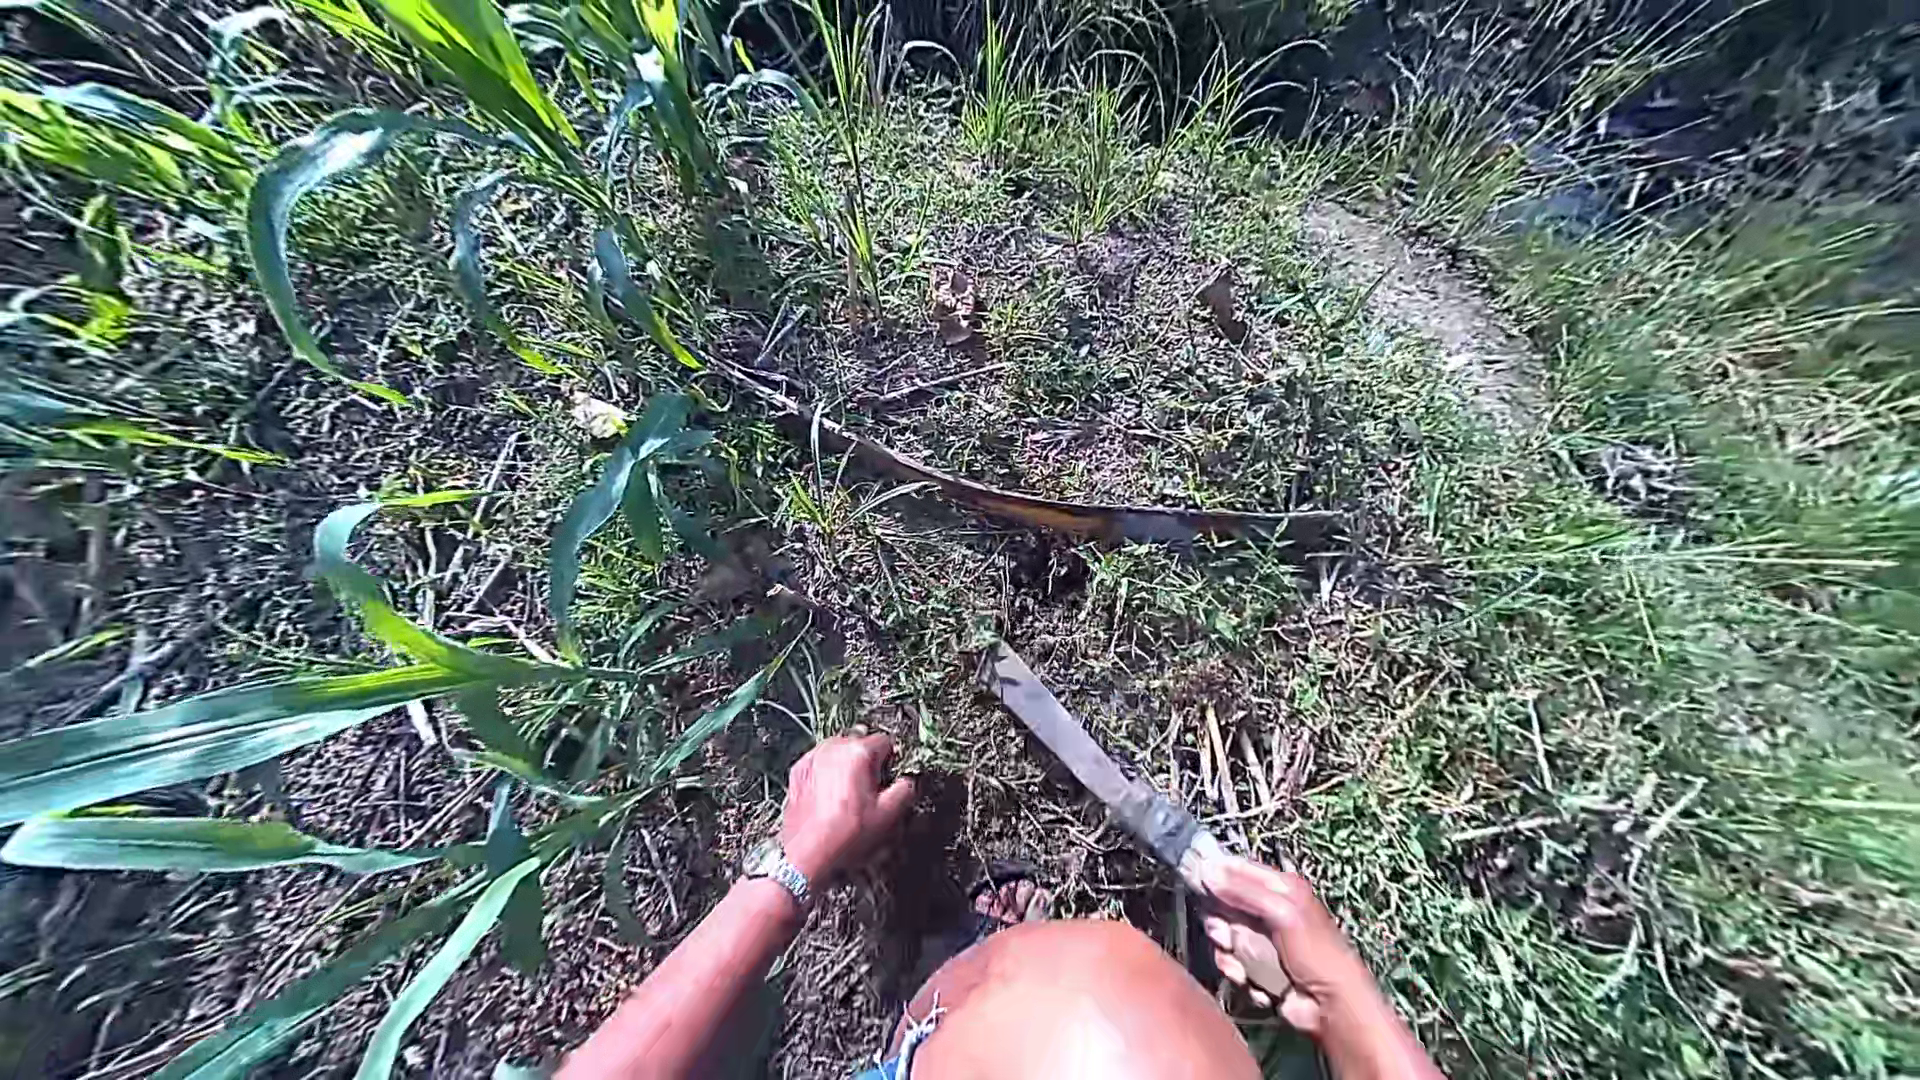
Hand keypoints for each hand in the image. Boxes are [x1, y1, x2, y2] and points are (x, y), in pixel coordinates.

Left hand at [778, 732, 914, 882]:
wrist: (805, 854)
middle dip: (868, 763)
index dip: (891, 762)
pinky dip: (827, 773)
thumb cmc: (844, 834)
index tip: (888, 780)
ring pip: (840, 751)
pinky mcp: (799, 770)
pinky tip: (829, 797)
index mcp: (859, 752)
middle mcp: (835, 747)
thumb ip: (905, 790)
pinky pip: (821, 762)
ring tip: (847, 796)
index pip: (886, 742)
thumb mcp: (887, 815)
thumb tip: (908, 781)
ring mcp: (813, 756)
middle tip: (868, 791)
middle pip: (861, 744)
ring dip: (847, 766)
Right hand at [1202, 857, 1443, 1078]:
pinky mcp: (1254, 963)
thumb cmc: (1319, 955)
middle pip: (1222, 902)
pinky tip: (1251, 980)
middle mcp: (1267, 907)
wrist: (1334, 1010)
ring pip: (1223, 934)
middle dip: (1221, 922)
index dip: (1214, 871)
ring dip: (1229, 951)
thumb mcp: (1283, 913)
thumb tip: (1207, 870)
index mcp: (1279, 884)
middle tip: (1226, 935)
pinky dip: (1237, 971)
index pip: (1235, 866)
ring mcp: (1259, 937)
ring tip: (1245, 965)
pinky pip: (1230, 959)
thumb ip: (1243, 890)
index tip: (1197, 879)